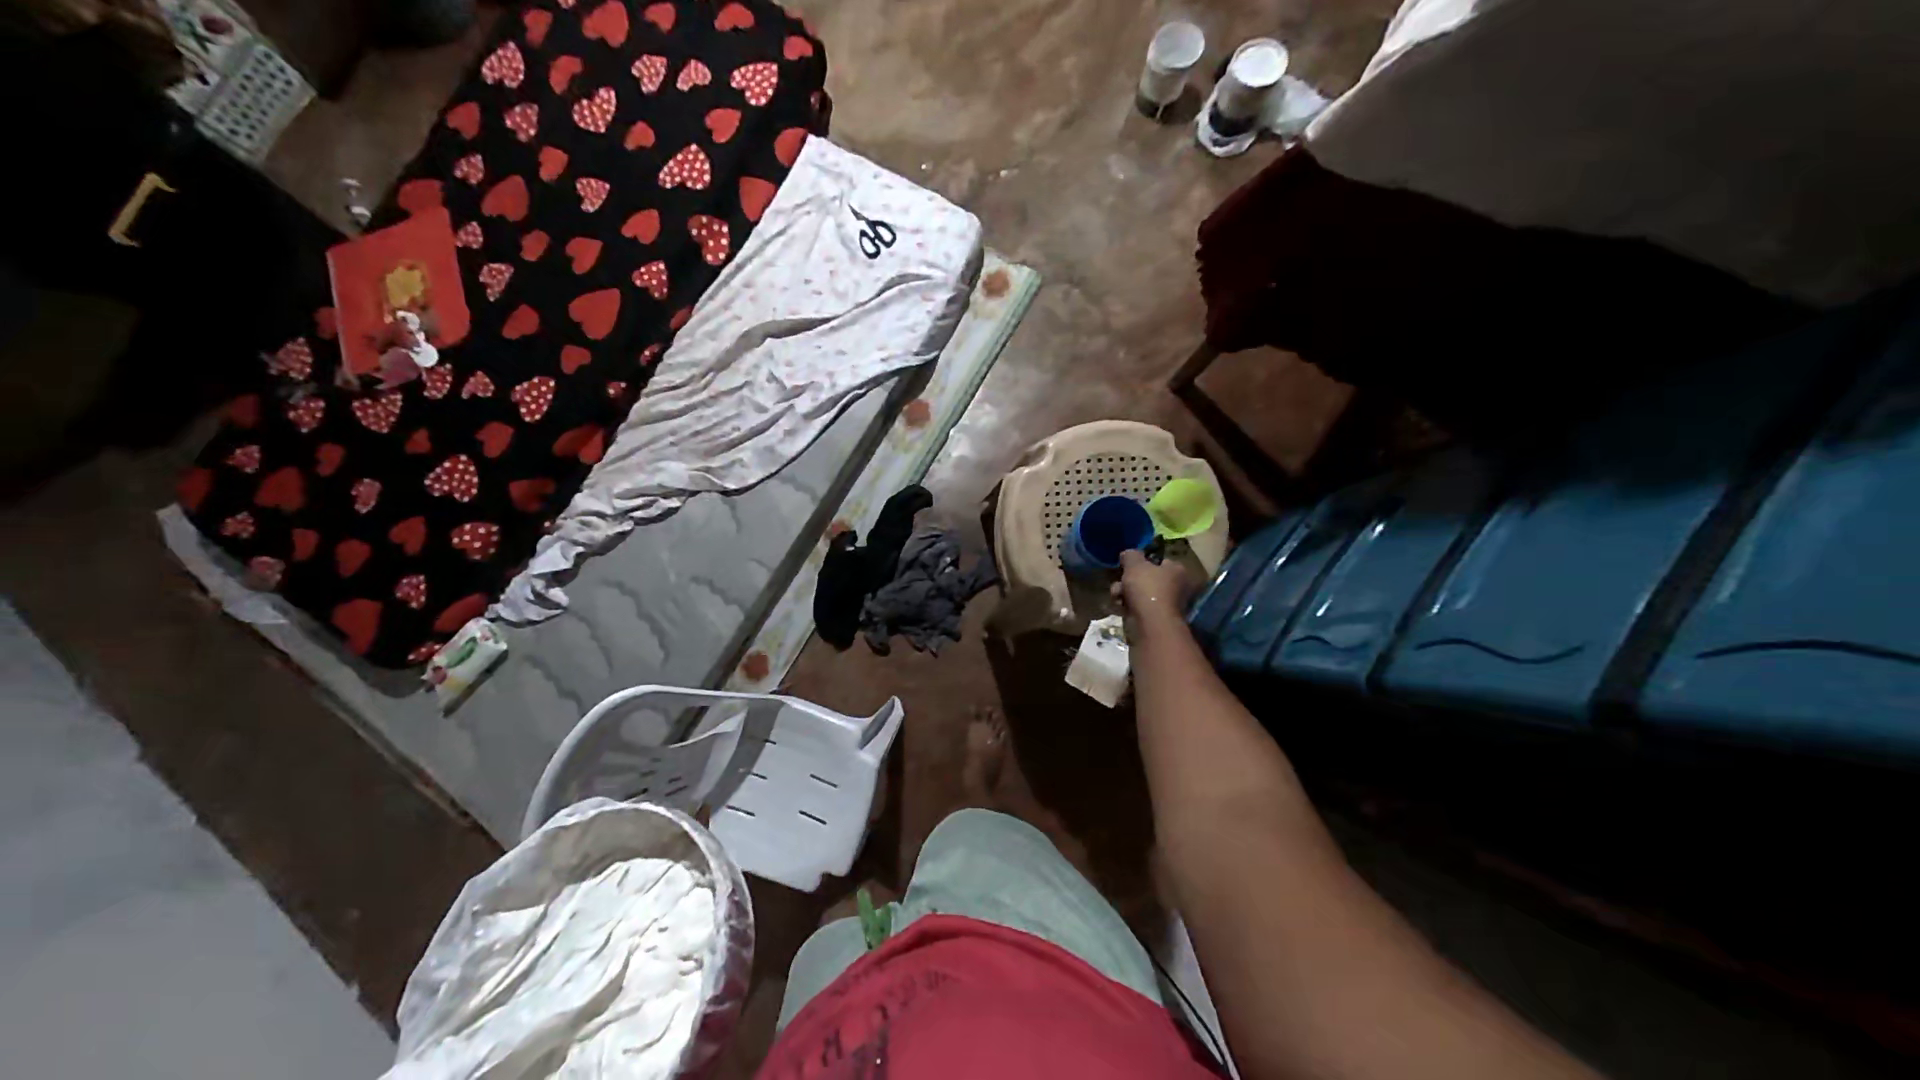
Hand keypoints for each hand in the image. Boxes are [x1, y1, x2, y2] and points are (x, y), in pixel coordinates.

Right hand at [1113, 549, 1191, 631]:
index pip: (1160, 560)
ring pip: (1141, 593)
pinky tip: (1119, 606)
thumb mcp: (1135, 564)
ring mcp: (1167, 604)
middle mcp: (1176, 586)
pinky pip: (1139, 607)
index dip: (1143, 561)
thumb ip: (1130, 555)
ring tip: (1116, 595)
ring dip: (1125, 592)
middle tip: (1119, 581)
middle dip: (1129, 579)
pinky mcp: (1157, 618)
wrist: (1150, 623)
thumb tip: (1127, 554)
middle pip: (1147, 577)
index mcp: (1177, 570)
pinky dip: (1128, 606)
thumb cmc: (1147, 588)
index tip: (1128, 565)